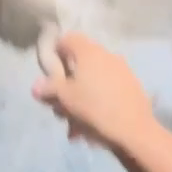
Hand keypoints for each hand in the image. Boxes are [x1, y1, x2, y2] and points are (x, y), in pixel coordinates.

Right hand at [31, 32, 157, 152]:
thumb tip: (36, 85)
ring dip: (83, 98)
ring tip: (77, 127)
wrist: (136, 132)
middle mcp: (105, 54)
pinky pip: (108, 90)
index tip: (51, 74)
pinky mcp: (133, 87)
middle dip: (69, 85)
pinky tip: (94, 127)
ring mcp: (122, 70)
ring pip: (94, 80)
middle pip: (80, 63)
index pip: (67, 39)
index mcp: (88, 51)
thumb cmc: (94, 108)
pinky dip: (99, 103)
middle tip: (62, 107)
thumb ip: (49, 88)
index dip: (56, 53)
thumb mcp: (65, 99)